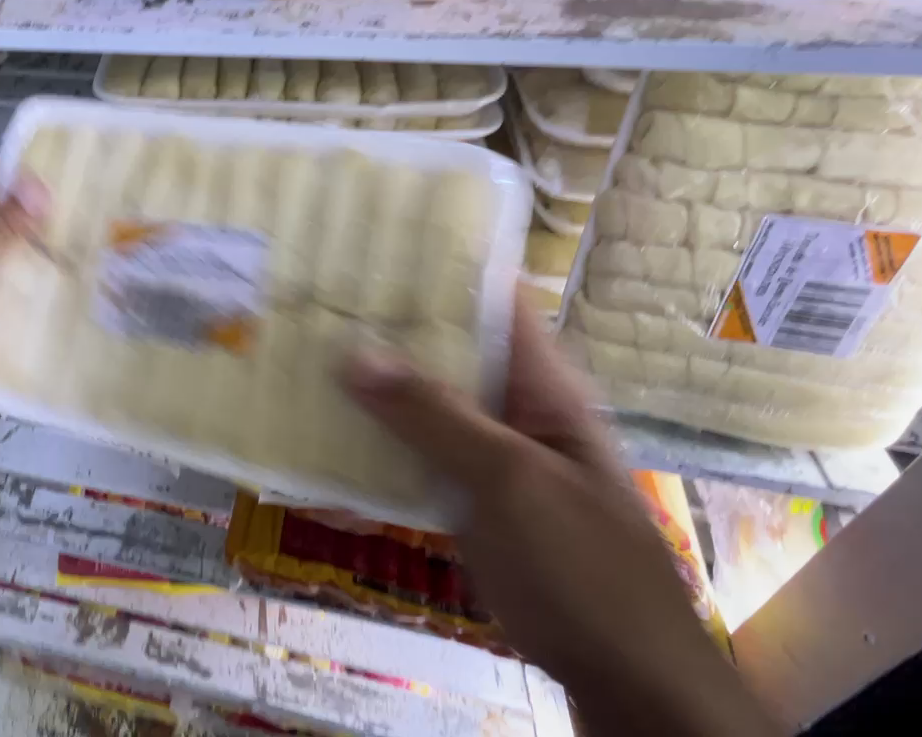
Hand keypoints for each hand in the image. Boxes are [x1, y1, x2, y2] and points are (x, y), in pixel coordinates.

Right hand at [340, 301, 781, 736]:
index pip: (494, 301)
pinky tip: (317, 436)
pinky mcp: (462, 497)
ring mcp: (484, 455)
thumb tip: (351, 350)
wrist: (623, 680)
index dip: (442, 266)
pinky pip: (409, 455)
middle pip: (444, 351)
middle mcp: (510, 409)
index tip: (371, 242)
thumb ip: (433, 414)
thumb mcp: (509, 481)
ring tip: (298, 354)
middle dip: (384, 325)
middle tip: (309, 297)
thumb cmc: (581, 567)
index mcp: (542, 387)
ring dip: (368, 385)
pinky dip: (370, 442)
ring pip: (419, 404)